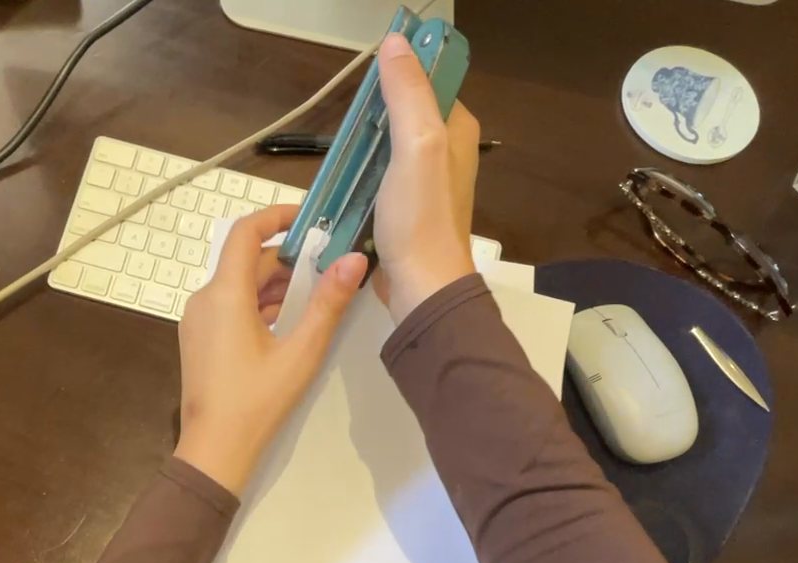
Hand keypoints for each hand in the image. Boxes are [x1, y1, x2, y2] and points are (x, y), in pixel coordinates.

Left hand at [174, 204, 367, 494]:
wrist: (215, 451)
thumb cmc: (257, 402)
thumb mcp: (301, 352)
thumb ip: (328, 303)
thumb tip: (355, 259)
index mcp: (224, 294)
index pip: (246, 232)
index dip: (277, 217)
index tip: (310, 219)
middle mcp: (203, 300)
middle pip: (246, 262)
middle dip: (286, 260)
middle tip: (327, 267)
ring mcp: (197, 322)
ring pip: (238, 287)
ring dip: (274, 286)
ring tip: (314, 298)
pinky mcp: (199, 342)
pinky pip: (229, 308)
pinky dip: (258, 306)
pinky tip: (285, 325)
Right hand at [373, 31, 481, 321]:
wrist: (420, 286)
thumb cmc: (421, 218)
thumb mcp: (417, 144)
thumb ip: (408, 93)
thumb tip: (397, 42)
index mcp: (456, 131)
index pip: (429, 83)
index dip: (399, 77)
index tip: (367, 90)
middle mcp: (444, 154)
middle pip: (403, 118)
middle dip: (372, 119)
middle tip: (348, 131)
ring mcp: (423, 186)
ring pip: (386, 151)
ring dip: (362, 152)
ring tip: (342, 158)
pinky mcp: (403, 213)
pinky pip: (377, 184)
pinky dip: (360, 182)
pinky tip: (344, 188)